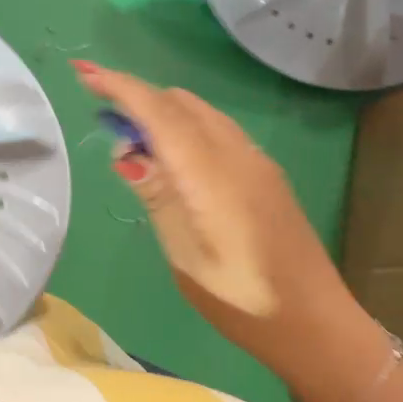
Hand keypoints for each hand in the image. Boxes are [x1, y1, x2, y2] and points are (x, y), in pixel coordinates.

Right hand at [74, 61, 364, 378]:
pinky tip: (170, 155)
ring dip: (160, 110)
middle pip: (178, 103)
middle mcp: (236, 154)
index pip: (159, 112)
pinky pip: (214, 128)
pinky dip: (182, 125)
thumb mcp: (186, 256)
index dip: (119, 87)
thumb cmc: (243, 301)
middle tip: (99, 115)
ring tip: (130, 138)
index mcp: (211, 174)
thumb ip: (158, 197)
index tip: (83, 73)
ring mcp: (255, 161)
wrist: (320, 328)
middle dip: (136, 96)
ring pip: (198, 111)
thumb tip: (129, 153)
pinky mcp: (265, 173)